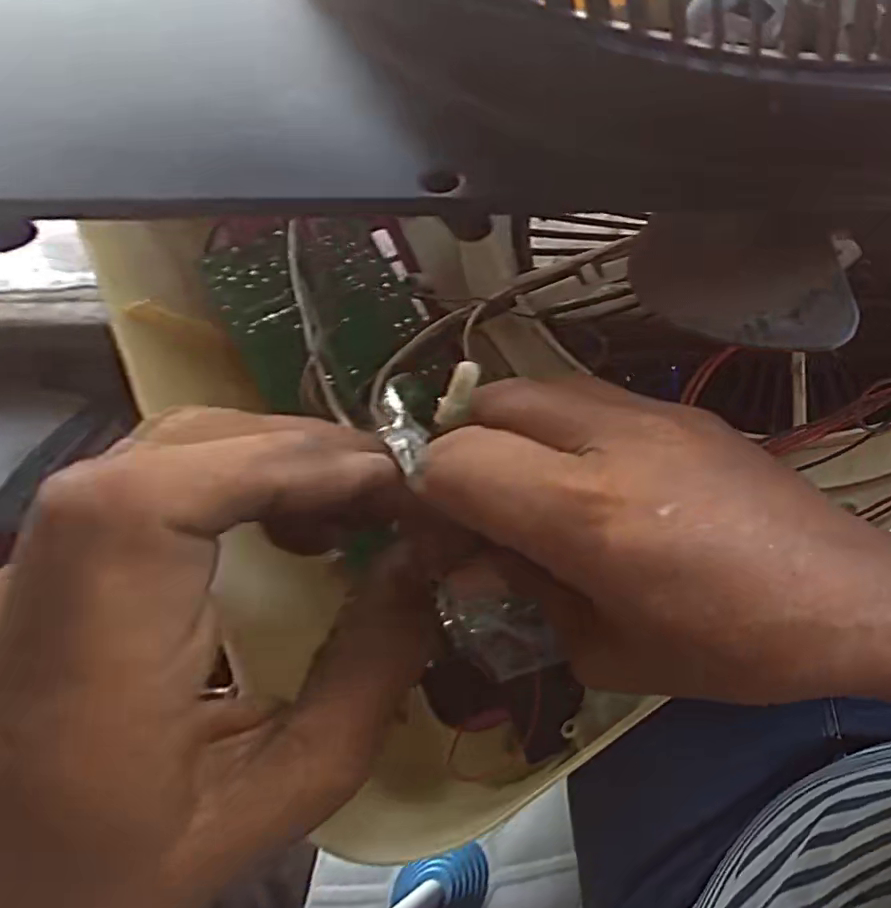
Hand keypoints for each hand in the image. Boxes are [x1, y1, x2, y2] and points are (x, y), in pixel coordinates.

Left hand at [0, 409, 436, 907]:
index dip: (280, 465)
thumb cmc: (136, 863)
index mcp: (72, 679)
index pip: (138, 504)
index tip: (391, 487)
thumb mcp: (291, 789)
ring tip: (366, 504)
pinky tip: (305, 520)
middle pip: (167, 450)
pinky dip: (259, 472)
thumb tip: (431, 554)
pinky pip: (163, 473)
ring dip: (293, 455)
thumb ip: (373, 671)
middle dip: (316, 453)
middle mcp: (21, 605)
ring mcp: (23, 577)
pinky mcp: (50, 568)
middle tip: (403, 494)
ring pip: (166, 446)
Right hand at [416, 378, 890, 704]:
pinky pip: (616, 401)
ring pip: (559, 387)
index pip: (452, 458)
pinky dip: (586, 429)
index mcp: (588, 506)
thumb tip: (479, 562)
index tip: (452, 546)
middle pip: (499, 398)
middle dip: (471, 449)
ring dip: (530, 431)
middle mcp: (624, 438)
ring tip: (551, 495)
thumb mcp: (613, 650)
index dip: (430, 501)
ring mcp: (672, 416)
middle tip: (492, 514)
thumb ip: (531, 597)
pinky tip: (616, 483)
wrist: (847, 596)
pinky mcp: (707, 416)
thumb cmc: (736, 645)